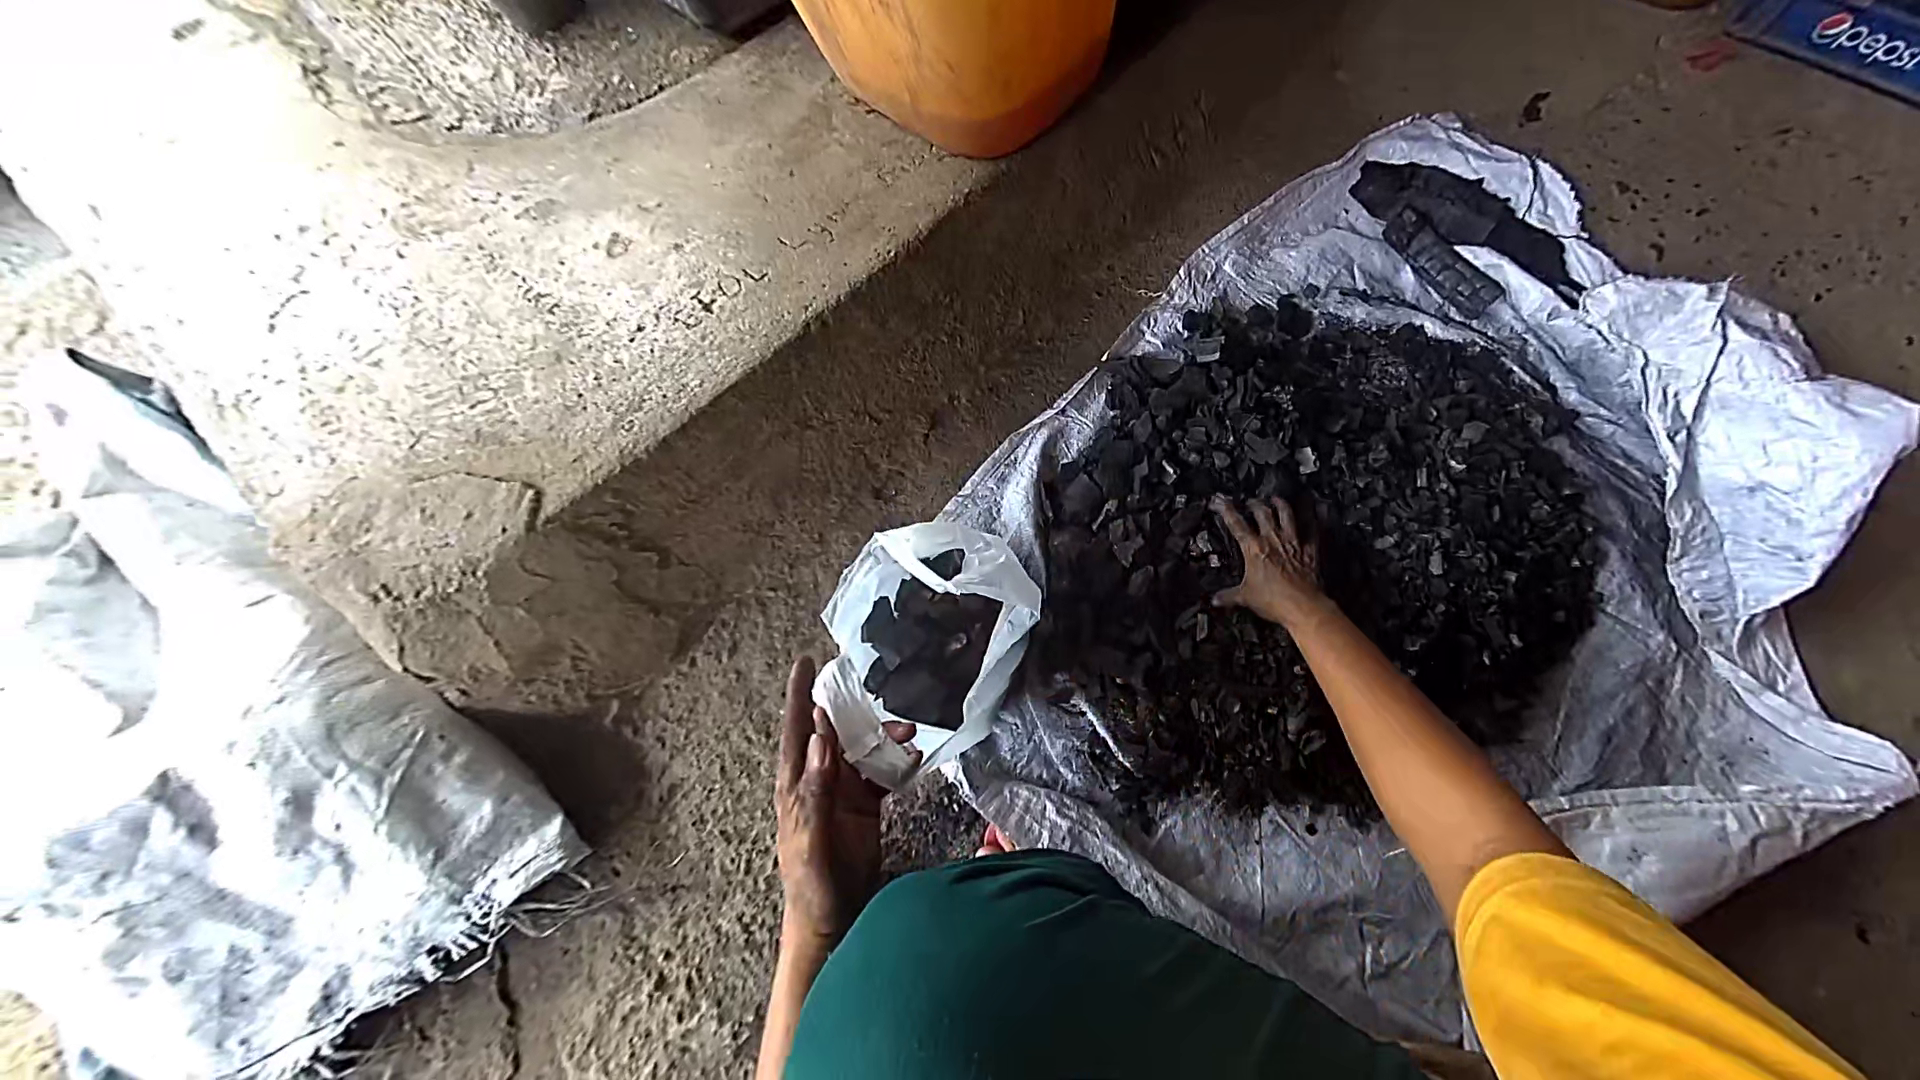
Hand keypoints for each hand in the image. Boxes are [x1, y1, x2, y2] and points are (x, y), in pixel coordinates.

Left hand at [774, 656, 917, 947]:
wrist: (834, 921)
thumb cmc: (812, 886)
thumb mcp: (811, 841)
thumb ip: (815, 790)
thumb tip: (820, 735)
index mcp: (797, 784)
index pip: (796, 730)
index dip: (799, 695)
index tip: (806, 662)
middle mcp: (818, 779)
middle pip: (833, 730)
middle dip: (852, 707)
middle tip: (875, 686)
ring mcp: (842, 791)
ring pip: (861, 747)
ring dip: (882, 735)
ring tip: (907, 730)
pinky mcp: (863, 804)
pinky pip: (881, 772)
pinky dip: (896, 760)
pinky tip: (913, 755)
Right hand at [1211, 495, 1327, 629]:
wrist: (1303, 606)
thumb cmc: (1274, 600)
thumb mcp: (1245, 597)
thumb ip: (1228, 595)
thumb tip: (1216, 599)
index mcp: (1254, 548)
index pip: (1236, 523)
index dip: (1226, 509)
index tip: (1219, 501)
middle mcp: (1273, 540)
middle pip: (1262, 513)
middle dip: (1254, 504)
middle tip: (1250, 501)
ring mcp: (1293, 542)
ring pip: (1286, 515)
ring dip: (1281, 505)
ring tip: (1276, 499)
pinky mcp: (1310, 550)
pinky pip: (1313, 529)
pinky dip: (1314, 518)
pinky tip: (1316, 511)